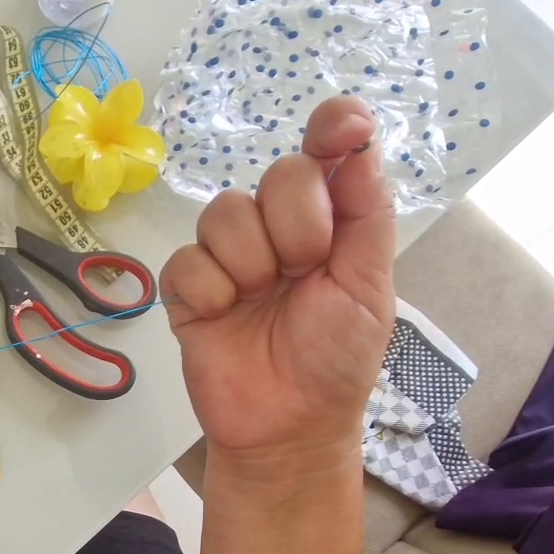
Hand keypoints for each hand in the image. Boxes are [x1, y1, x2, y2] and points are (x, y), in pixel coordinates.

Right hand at [161, 97, 396, 464]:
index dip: (331, 128)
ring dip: (249, 263)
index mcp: (327, 224)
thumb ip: (364, 214)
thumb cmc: (336, 361)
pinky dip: (208, 290)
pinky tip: (221, 317)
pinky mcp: (186, 290)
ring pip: (224, 213)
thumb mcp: (367, 286)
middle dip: (296, 227)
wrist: (286, 426)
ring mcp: (227, 259)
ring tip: (257, 302)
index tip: (340, 130)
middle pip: (274, 176)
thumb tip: (358, 141)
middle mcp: (275, 231)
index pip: (324, 153)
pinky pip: (186, 260)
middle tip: (301, 273)